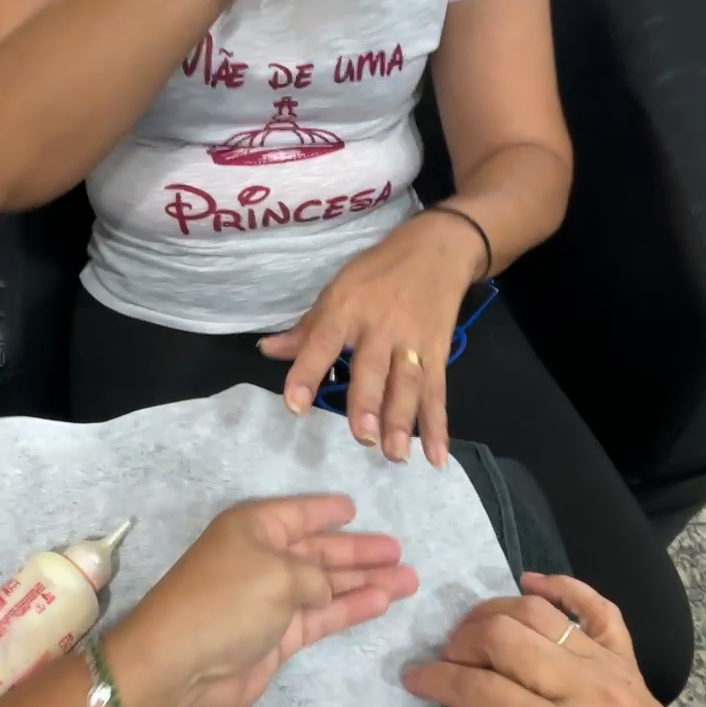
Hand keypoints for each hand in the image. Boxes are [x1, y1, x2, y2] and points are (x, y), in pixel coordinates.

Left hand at [119, 495, 418, 706]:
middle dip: (358, 551)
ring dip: (364, 581)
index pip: (298, 513)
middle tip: (400, 551)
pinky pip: (322, 614)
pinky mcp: (278, 635)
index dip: (326, 510)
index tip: (354, 507)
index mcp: (253, 528)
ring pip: (326, 584)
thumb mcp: (277, 574)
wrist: (181, 666)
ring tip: (408, 579)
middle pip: (318, 550)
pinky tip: (382, 601)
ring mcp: (271, 598)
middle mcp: (262, 558)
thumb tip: (323, 589)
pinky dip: (350, 608)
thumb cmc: (226, 600)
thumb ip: (313, 576)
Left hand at [259, 212, 483, 466]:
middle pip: (373, 369)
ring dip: (403, 421)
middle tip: (361, 436)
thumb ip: (305, 329)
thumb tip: (266, 351)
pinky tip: (436, 457)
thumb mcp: (336, 290)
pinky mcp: (439, 353)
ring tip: (395, 454)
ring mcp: (412, 342)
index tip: (295, 405)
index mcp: (346, 310)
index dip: (307, 373)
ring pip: (408, 385)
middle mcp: (379, 328)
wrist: (438, 249)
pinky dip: (439, 425)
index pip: (322, 343)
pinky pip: (438, 392)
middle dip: (368, 403)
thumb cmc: (377, 272)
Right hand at [402, 574, 705, 706]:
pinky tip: (531, 583)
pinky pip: (598, 609)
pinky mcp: (634, 667)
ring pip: (538, 613)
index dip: (436, 680)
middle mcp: (586, 692)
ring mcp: (614, 672)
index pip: (479, 689)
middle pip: (501, 635)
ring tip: (474, 636)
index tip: (412, 679)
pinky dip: (563, 586)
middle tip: (445, 664)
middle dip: (458, 643)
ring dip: (493, 614)